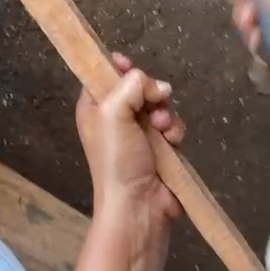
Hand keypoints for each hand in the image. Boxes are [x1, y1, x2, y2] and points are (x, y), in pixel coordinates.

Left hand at [76, 54, 184, 222]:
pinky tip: (172, 141)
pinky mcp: (160, 149)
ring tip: (162, 127)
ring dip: (164, 112)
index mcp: (95, 108)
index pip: (102, 75)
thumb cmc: (117, 158)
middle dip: (150, 91)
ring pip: (158, 105)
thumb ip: (131, 85)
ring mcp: (139, 134)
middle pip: (136, 87)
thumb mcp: (113, 112)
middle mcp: (115, 118)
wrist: (138, 207)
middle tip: (155, 99)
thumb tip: (156, 85)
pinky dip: (174, 130)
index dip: (116, 67)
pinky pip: (172, 126)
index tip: (128, 64)